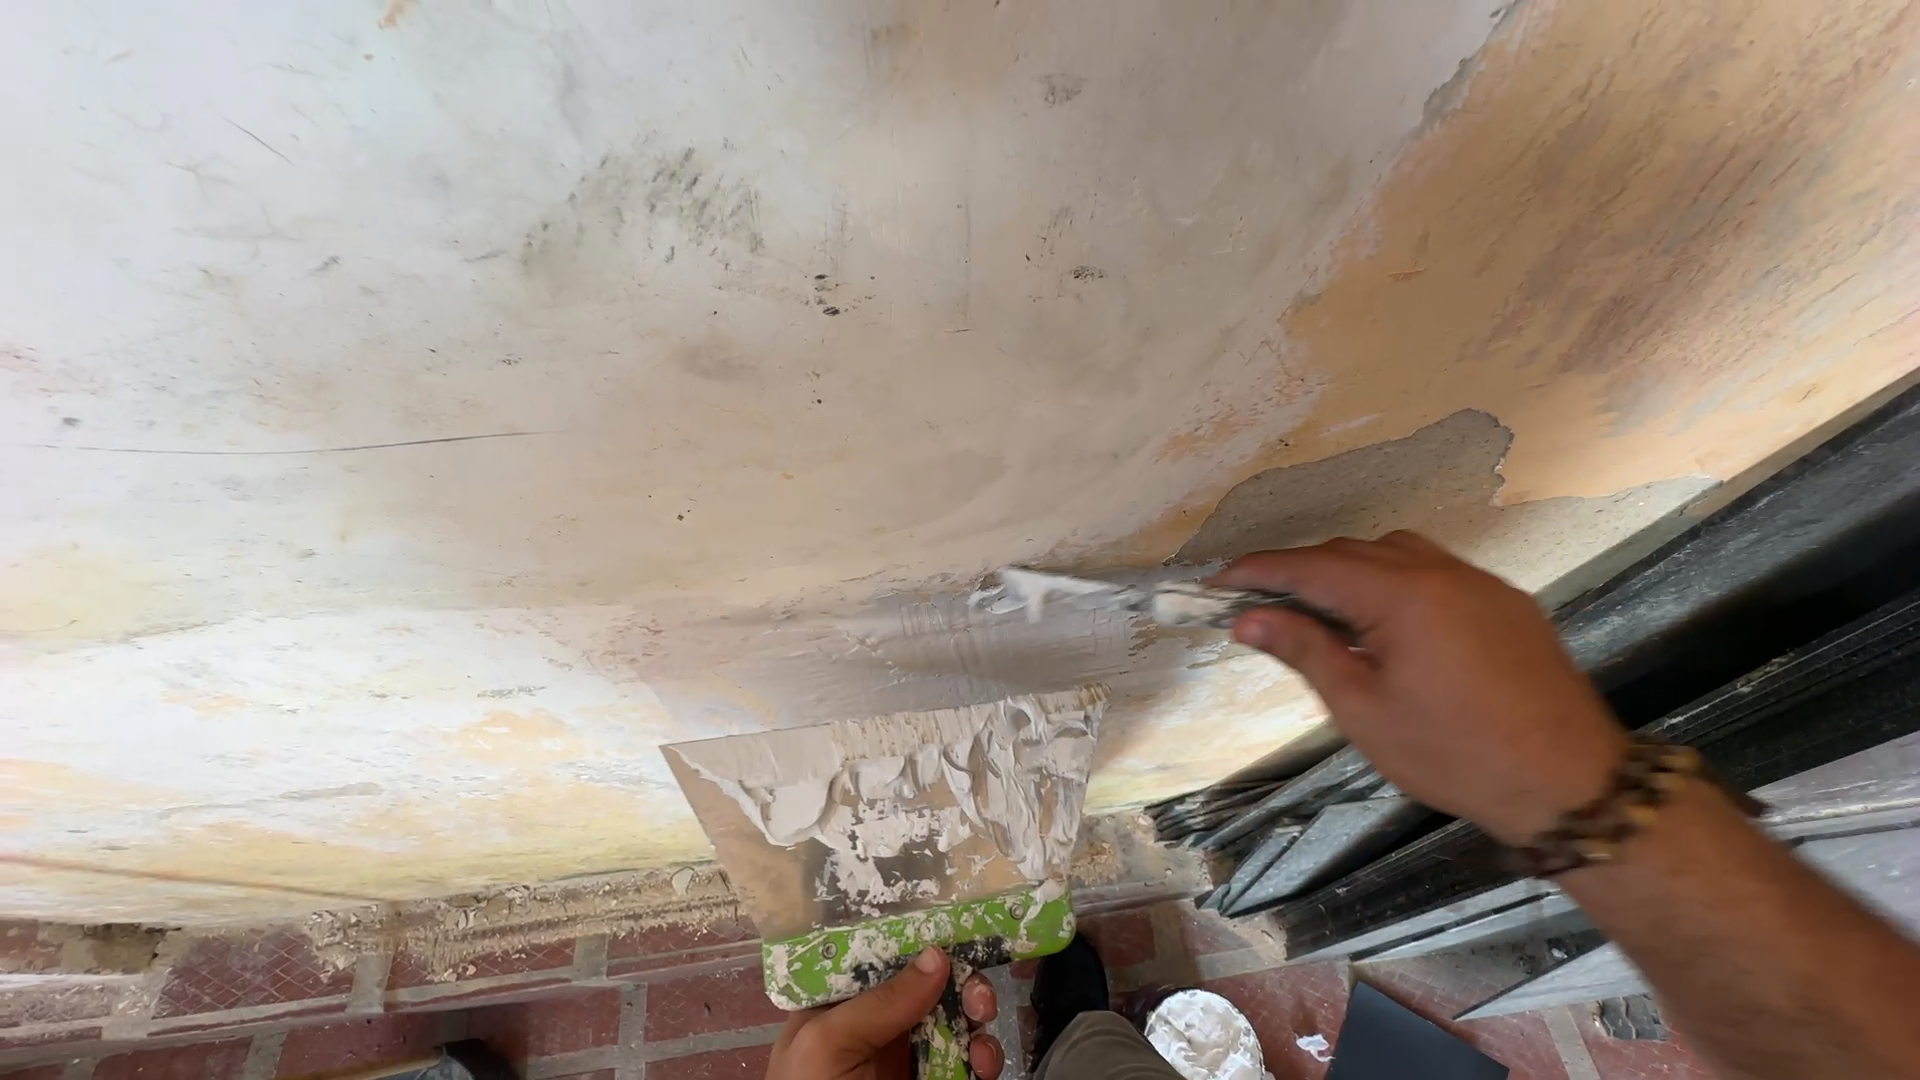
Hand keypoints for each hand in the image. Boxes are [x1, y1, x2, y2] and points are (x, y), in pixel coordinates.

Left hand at [767, 946, 1003, 1079]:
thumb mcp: (827, 1044)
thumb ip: (879, 1001)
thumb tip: (938, 954)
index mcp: (839, 1005)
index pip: (880, 958)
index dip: (916, 942)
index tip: (954, 929)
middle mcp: (875, 1028)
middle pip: (926, 986)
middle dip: (958, 981)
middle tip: (979, 994)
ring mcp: (904, 1062)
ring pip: (952, 1022)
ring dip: (976, 1017)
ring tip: (985, 1024)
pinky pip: (964, 1063)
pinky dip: (982, 1058)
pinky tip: (985, 1063)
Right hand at [1212, 532, 1630, 843]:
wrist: (1573, 784)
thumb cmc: (1452, 752)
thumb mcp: (1362, 707)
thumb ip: (1305, 650)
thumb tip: (1248, 619)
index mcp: (1402, 595)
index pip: (1310, 567)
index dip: (1257, 571)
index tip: (1216, 582)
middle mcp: (1440, 572)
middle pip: (1349, 551)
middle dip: (1297, 570)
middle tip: (1258, 603)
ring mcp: (1478, 583)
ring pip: (1392, 551)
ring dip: (1344, 569)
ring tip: (1318, 608)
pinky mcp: (1503, 601)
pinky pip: (1430, 568)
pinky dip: (1388, 578)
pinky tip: (1381, 618)